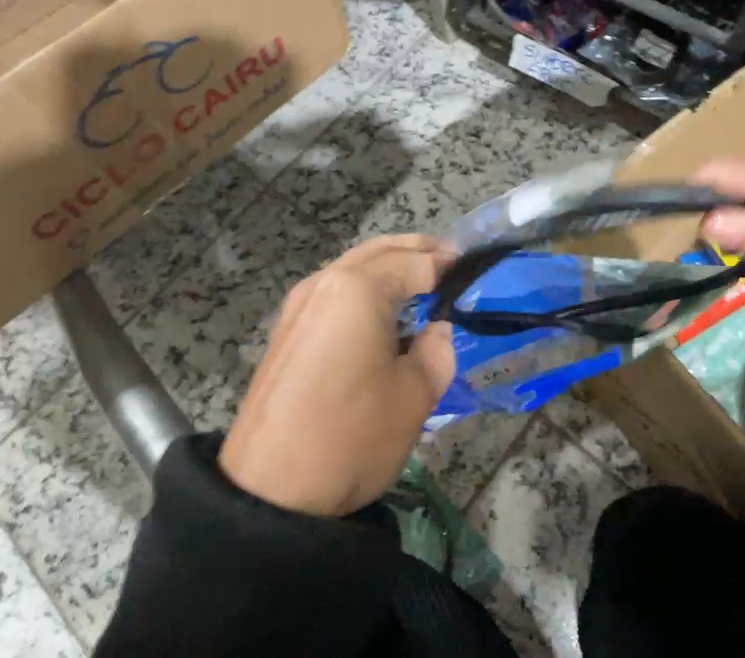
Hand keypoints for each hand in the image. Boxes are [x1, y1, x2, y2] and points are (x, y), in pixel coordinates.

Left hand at [219, 234, 455, 515]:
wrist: (270, 492)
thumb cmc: (352, 436)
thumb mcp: (414, 397)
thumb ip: (436, 352)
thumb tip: (437, 331)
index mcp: (357, 289)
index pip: (414, 263)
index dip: (447, 265)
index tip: (474, 270)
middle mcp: (324, 284)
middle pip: (378, 252)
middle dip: (415, 251)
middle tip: (450, 260)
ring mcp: (298, 306)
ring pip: (352, 269)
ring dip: (387, 268)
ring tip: (421, 285)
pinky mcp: (286, 332)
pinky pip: (333, 293)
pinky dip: (363, 290)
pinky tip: (383, 315)